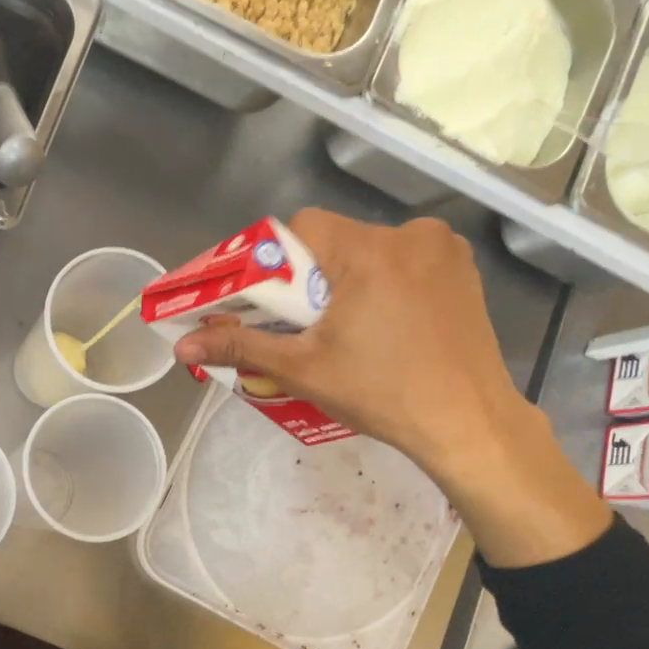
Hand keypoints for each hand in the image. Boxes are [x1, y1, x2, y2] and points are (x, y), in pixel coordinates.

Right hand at [173, 209, 541, 479]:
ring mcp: (443, 251)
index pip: (301, 226)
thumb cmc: (380, 392)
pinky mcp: (463, 272)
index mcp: (367, 251)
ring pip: (369, 253)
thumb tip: (182, 344)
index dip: (273, 259)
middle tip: (297, 326)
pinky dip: (380, 287)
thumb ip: (240, 346)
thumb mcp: (300, 369)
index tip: (263, 300)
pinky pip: (402, 264)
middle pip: (334, 241)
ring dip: (344, 283)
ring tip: (339, 331)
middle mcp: (410, 235)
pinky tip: (379, 327)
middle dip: (307, 278)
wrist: (466, 421)